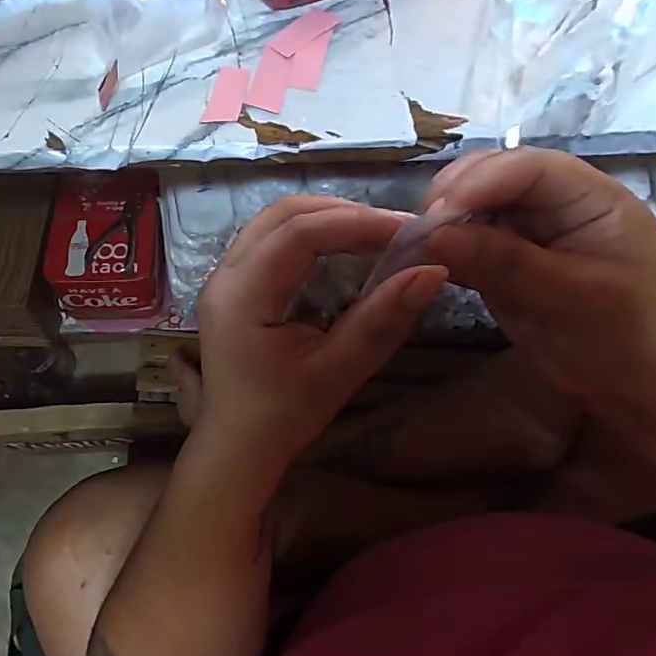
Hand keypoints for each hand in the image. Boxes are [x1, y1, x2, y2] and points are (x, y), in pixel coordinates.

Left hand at [192, 196, 446, 468]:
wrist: (237, 443)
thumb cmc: (283, 415)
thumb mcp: (337, 372)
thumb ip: (381, 320)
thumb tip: (432, 271)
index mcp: (240, 295)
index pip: (298, 233)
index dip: (356, 223)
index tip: (408, 229)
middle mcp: (224, 276)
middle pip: (281, 215)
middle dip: (340, 212)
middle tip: (393, 229)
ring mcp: (222, 278)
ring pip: (272, 221)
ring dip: (323, 218)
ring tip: (373, 234)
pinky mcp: (231, 285)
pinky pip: (268, 239)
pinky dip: (307, 234)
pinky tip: (341, 248)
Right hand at [420, 148, 655, 434]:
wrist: (646, 391)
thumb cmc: (628, 338)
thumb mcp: (569, 298)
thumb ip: (503, 262)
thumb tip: (433, 235)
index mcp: (591, 199)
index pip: (528, 168)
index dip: (480, 181)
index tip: (437, 213)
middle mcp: (556, 205)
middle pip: (494, 175)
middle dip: (453, 194)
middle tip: (420, 227)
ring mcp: (528, 232)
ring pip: (473, 205)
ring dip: (441, 220)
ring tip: (414, 245)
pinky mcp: (505, 260)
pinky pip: (465, 240)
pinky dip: (441, 247)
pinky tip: (419, 260)